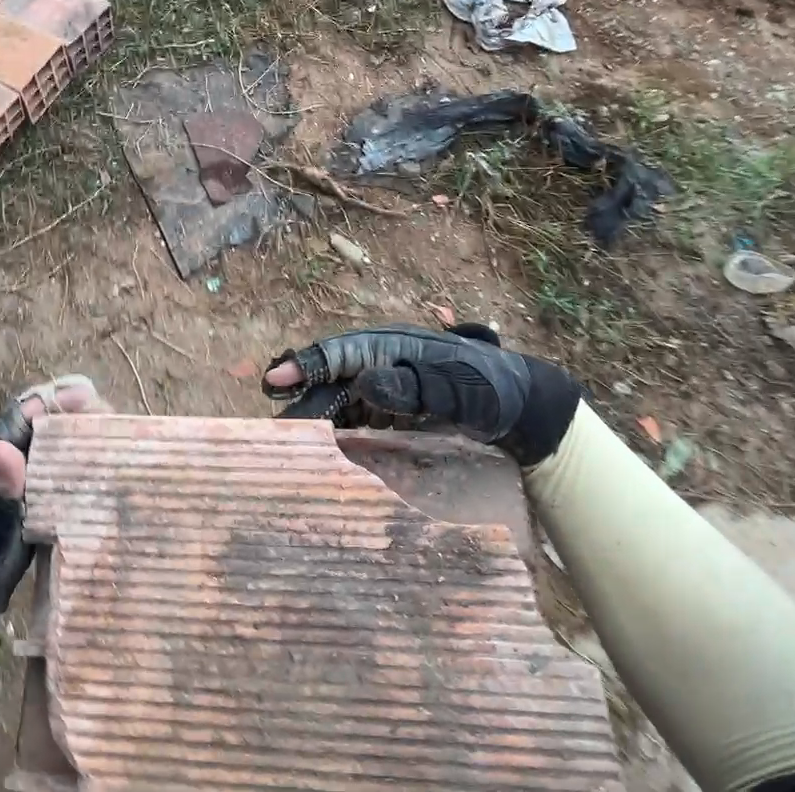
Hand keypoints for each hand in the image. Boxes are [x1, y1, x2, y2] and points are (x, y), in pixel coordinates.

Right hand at [260, 323, 582, 465]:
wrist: (520, 407)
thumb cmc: (490, 390)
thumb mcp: (459, 388)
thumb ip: (414, 384)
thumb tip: (365, 383)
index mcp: (390, 346)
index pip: (337, 353)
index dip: (304, 366)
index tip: (274, 381)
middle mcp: (378, 361)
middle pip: (330, 379)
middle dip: (302, 400)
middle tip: (275, 428)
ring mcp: (381, 384)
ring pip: (336, 399)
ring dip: (314, 418)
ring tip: (288, 442)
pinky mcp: (386, 407)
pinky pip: (351, 416)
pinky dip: (334, 430)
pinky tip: (321, 448)